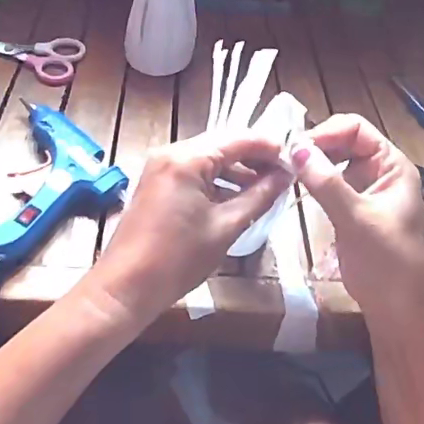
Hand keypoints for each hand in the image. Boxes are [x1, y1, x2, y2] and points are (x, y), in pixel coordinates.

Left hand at [77, 131, 291, 327]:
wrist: (127, 285)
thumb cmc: (178, 258)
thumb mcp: (226, 227)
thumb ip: (259, 196)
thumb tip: (285, 176)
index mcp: (186, 158)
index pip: (237, 138)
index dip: (269, 146)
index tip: (296, 160)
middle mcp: (170, 152)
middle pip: (221, 144)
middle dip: (253, 157)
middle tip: (285, 174)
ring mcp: (159, 167)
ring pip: (207, 158)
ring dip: (236, 170)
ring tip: (267, 188)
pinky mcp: (156, 183)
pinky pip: (193, 172)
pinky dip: (216, 180)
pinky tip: (238, 197)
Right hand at [288, 114, 423, 319]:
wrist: (398, 310)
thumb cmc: (388, 262)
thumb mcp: (357, 219)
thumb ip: (326, 182)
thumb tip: (295, 148)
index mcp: (392, 165)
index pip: (355, 128)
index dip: (325, 133)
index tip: (296, 149)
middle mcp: (378, 170)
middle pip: (341, 139)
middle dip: (313, 144)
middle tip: (284, 160)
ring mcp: (363, 188)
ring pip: (331, 159)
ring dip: (309, 160)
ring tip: (284, 170)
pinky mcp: (348, 206)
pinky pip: (326, 180)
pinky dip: (309, 178)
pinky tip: (293, 185)